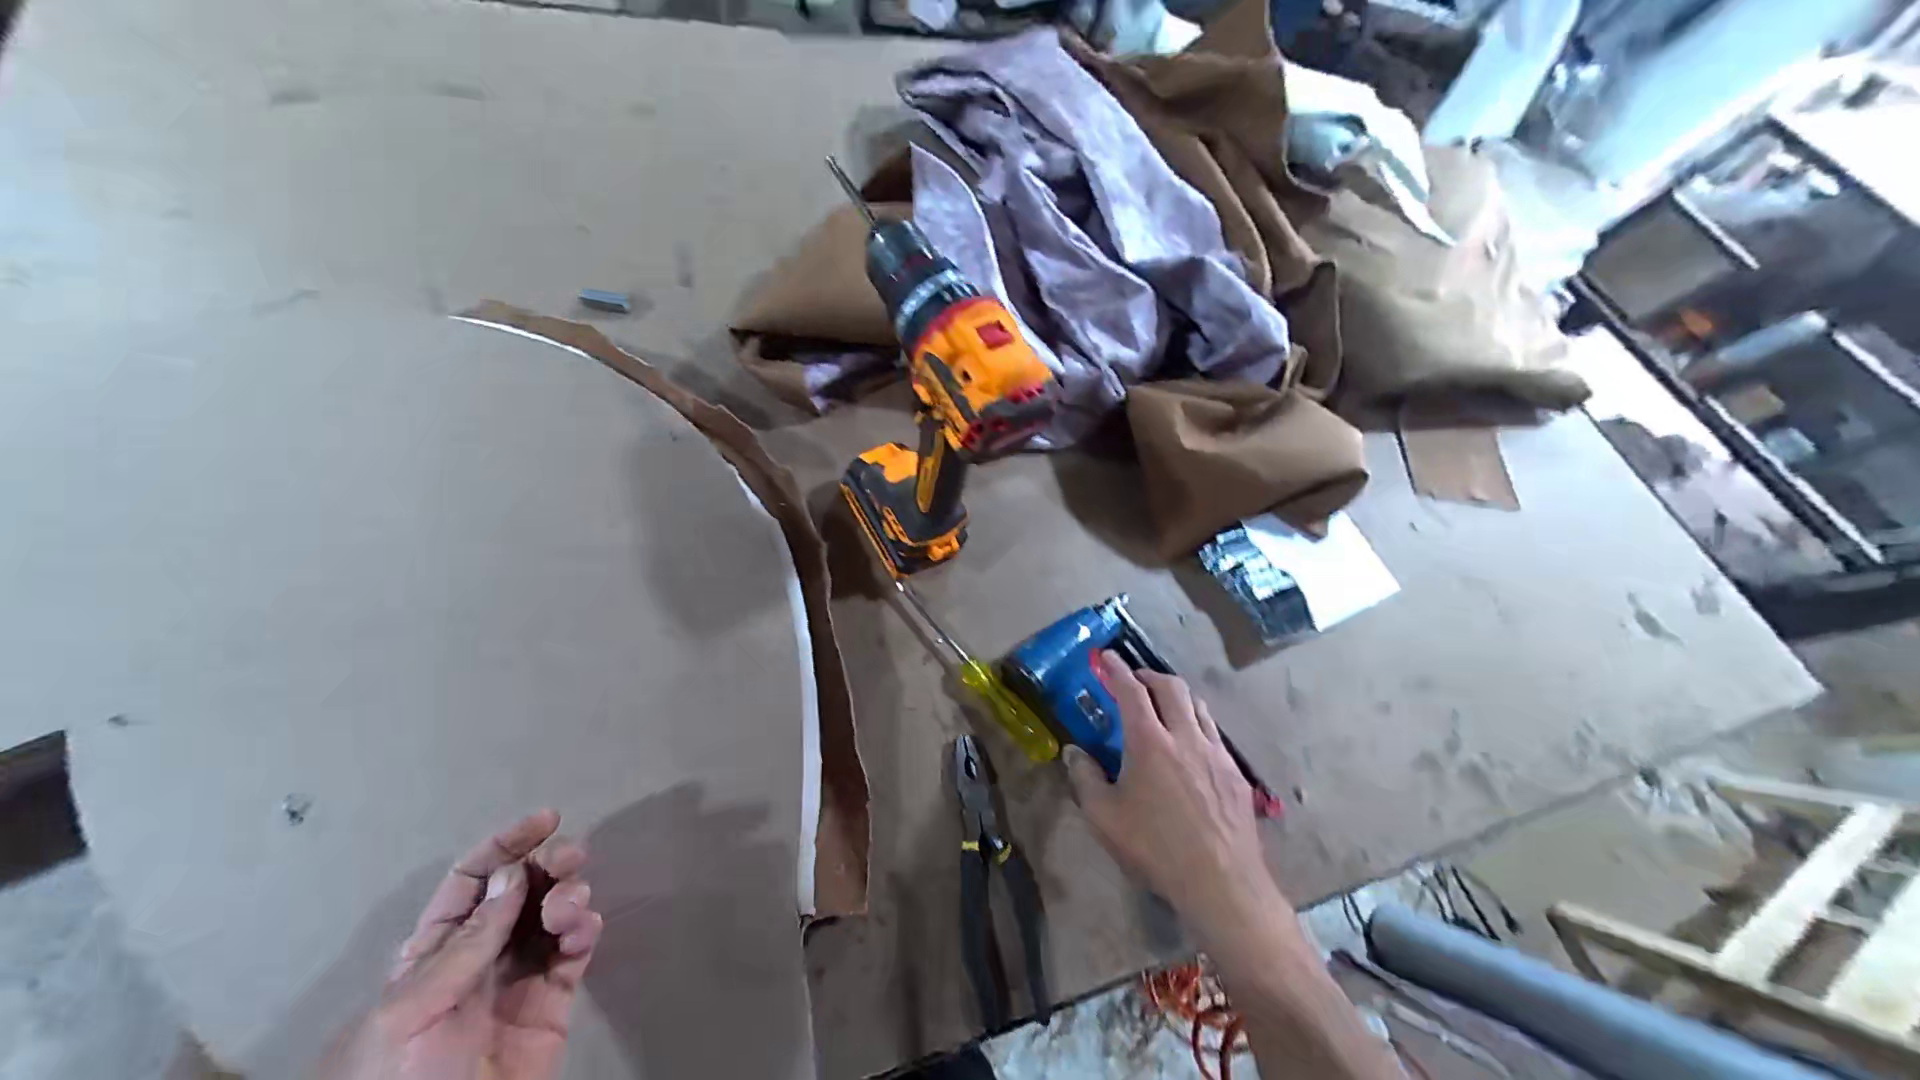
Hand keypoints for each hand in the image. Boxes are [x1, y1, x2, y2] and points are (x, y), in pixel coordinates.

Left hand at [318, 809, 602, 1079]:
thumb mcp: (410, 1014)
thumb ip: (464, 945)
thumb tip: (512, 876)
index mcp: (433, 953)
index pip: (472, 881)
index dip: (505, 845)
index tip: (546, 820)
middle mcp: (481, 954)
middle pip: (522, 888)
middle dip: (549, 862)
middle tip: (570, 857)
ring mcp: (521, 974)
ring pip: (553, 911)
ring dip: (568, 895)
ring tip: (569, 910)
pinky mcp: (554, 998)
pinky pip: (575, 950)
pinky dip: (586, 929)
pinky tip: (583, 928)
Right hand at [1064, 652, 1281, 933]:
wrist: (1221, 883)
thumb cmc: (1155, 848)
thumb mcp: (1104, 817)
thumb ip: (1085, 779)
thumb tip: (1074, 753)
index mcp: (1149, 742)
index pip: (1131, 691)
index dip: (1117, 669)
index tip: (1106, 656)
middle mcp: (1185, 736)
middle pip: (1171, 687)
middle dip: (1150, 675)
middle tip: (1136, 680)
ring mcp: (1216, 754)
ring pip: (1199, 706)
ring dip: (1178, 696)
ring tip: (1165, 706)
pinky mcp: (1235, 774)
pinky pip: (1215, 734)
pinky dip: (1198, 725)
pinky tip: (1192, 747)